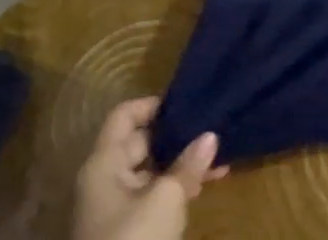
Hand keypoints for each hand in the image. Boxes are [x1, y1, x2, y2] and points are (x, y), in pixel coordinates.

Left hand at [72, 98, 228, 239]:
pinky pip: (156, 189)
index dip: (156, 104)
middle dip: (179, 133)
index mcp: (105, 163)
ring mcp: (117, 201)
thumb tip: (210, 135)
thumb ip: (189, 163)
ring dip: (185, 159)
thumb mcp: (168, 197)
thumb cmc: (134, 236)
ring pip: (154, 166)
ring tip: (221, 153)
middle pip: (142, 139)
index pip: (125, 116)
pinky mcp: (129, 222)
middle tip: (216, 123)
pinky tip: (212, 179)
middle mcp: (107, 176)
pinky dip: (180, 182)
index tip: (192, 101)